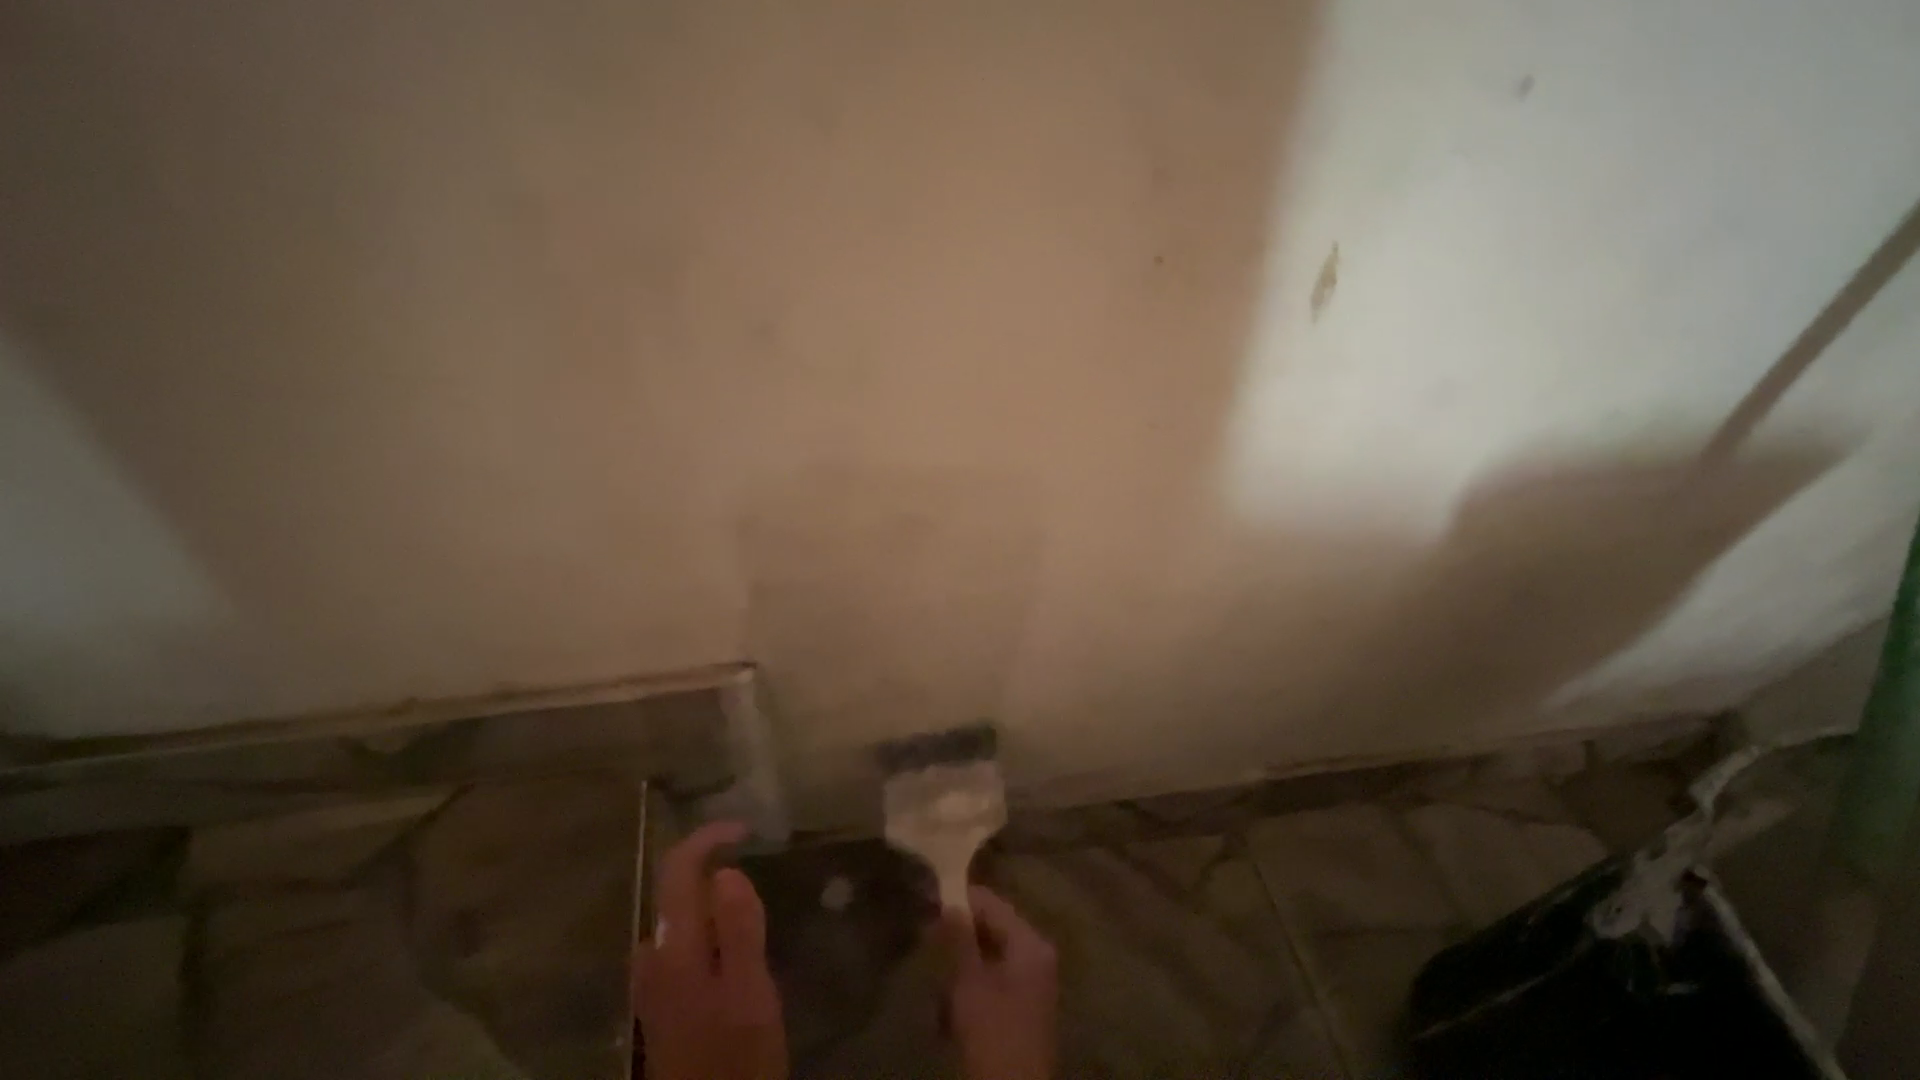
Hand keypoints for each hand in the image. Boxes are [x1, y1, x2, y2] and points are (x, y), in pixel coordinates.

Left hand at [634, 822, 786, 1079]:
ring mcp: (654, 984)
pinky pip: (682, 945)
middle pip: (673, 892)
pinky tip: (732, 944)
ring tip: (750, 898)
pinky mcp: (663, 1005)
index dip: (707, 838)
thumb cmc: (735, 1058)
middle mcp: (654, 959)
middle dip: (708, 865)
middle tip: (754, 861)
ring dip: (707, 897)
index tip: (744, 827)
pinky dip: (705, 926)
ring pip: (678, 920)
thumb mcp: (749, 992)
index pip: (678, 872)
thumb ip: (738, 930)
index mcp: (675, 950)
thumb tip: (726, 870)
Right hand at [943, 886, 1058, 1079]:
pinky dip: (972, 990)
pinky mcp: (1025, 1009)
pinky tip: (951, 1013)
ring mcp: (1034, 984)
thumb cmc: (992, 1031)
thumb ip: (960, 937)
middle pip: (993, 931)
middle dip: (960, 940)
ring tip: (941, 989)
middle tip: (930, 943)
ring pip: (990, 959)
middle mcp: (1038, 957)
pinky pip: (994, 984)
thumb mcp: (969, 981)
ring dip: (962, 970)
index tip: (931, 900)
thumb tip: (951, 902)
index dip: (962, 900)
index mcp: (1030, 944)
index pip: (994, 905)